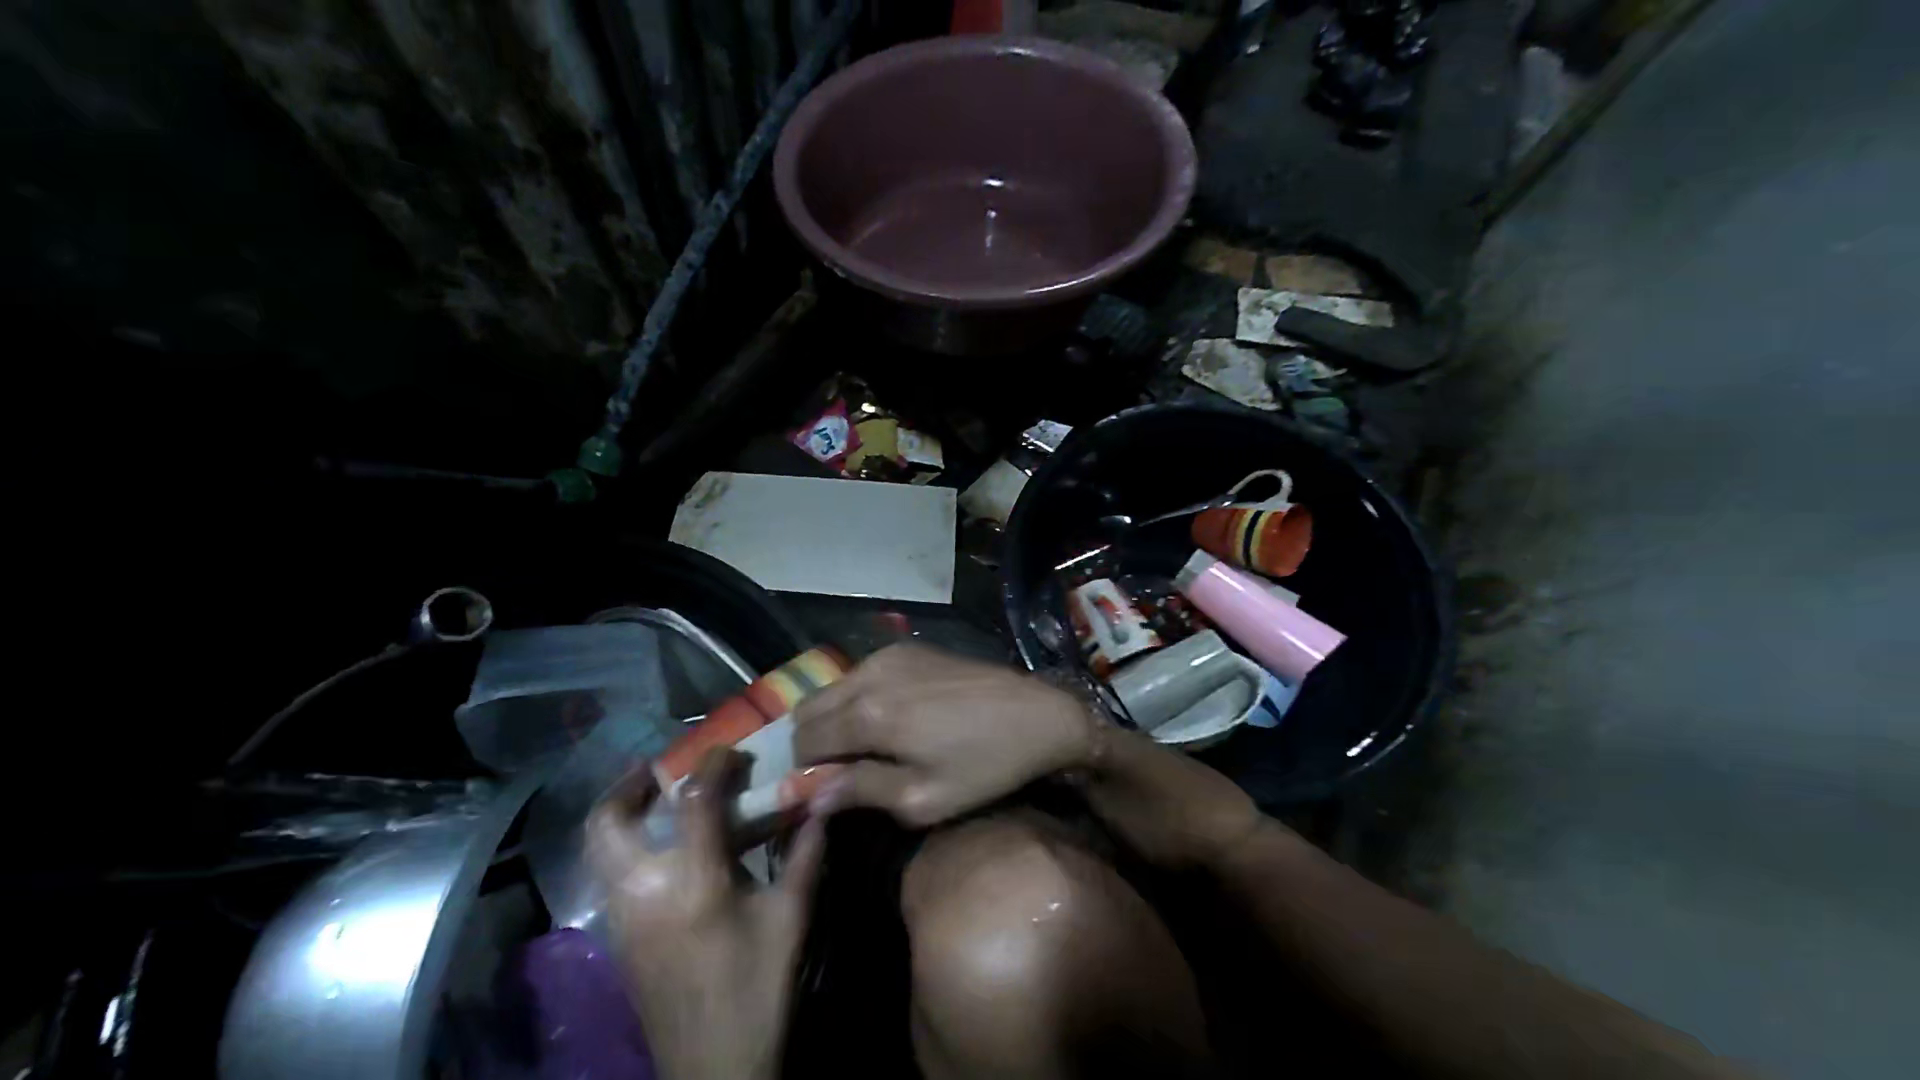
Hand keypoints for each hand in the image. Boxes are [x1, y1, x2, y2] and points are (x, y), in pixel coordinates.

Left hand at [586, 750, 824, 1079]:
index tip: (730, 751)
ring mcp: (620, 919)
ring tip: (659, 801)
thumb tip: (825, 801)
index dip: (712, 765)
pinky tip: (664, 851)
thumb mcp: (791, 917)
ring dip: (623, 815)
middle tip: (660, 768)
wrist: (712, 1070)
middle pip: (609, 821)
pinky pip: (609, 874)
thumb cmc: (758, 989)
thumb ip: (806, 853)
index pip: (693, 801)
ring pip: (599, 850)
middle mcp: (642, 893)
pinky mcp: (616, 940)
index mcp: (692, 884)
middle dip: (629, 785)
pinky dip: (626, 846)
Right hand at [791, 643, 1095, 827]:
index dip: (804, 771)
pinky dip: (857, 697)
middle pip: (807, 709)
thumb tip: (810, 795)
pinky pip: (859, 674)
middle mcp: (868, 675)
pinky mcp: (907, 647)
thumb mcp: (923, 798)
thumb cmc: (985, 765)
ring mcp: (888, 655)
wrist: (1039, 713)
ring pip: (832, 688)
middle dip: (813, 743)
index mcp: (869, 715)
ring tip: (868, 746)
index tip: (824, 791)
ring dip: (834, 718)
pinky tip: (890, 718)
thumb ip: (861, 791)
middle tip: (843, 771)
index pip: (803, 741)